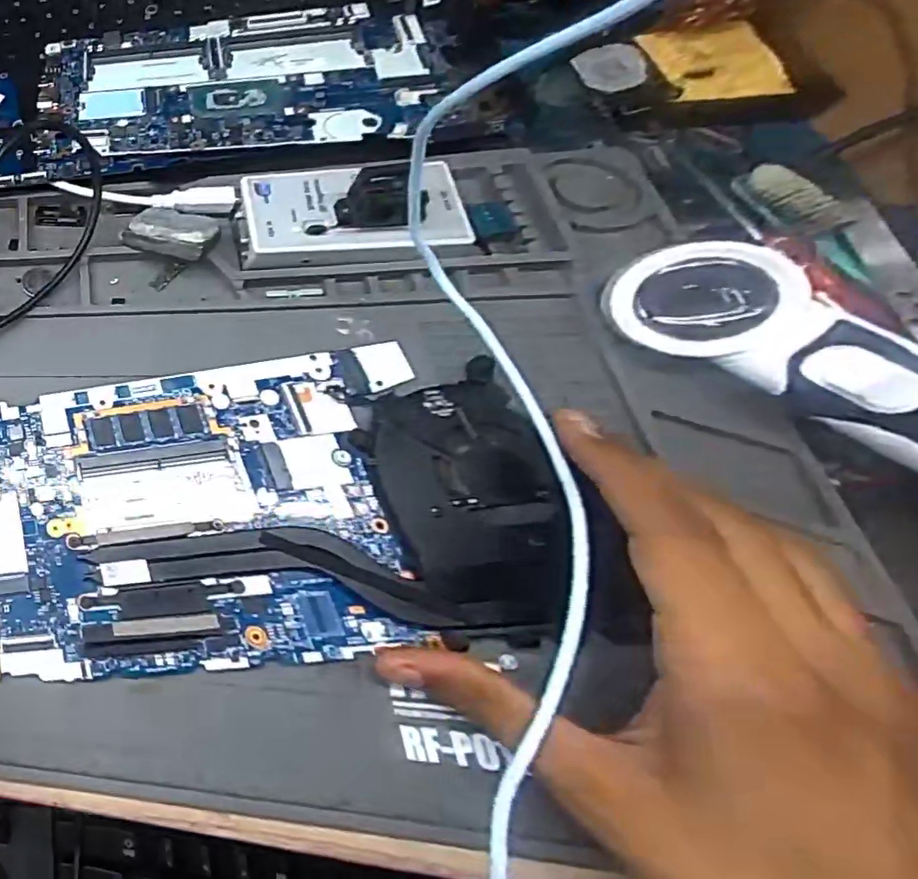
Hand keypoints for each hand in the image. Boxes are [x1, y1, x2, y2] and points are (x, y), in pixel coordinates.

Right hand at [374, 410, 917, 878]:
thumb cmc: (733, 867)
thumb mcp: (599, 790)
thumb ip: (498, 709)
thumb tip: (395, 661)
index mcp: (739, 670)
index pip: (676, 536)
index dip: (621, 471)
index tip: (572, 427)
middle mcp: (818, 655)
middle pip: (736, 527)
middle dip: (656, 474)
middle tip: (587, 448)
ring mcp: (872, 674)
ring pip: (793, 549)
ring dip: (710, 502)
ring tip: (641, 484)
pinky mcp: (891, 696)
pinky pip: (823, 585)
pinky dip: (758, 542)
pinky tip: (722, 554)